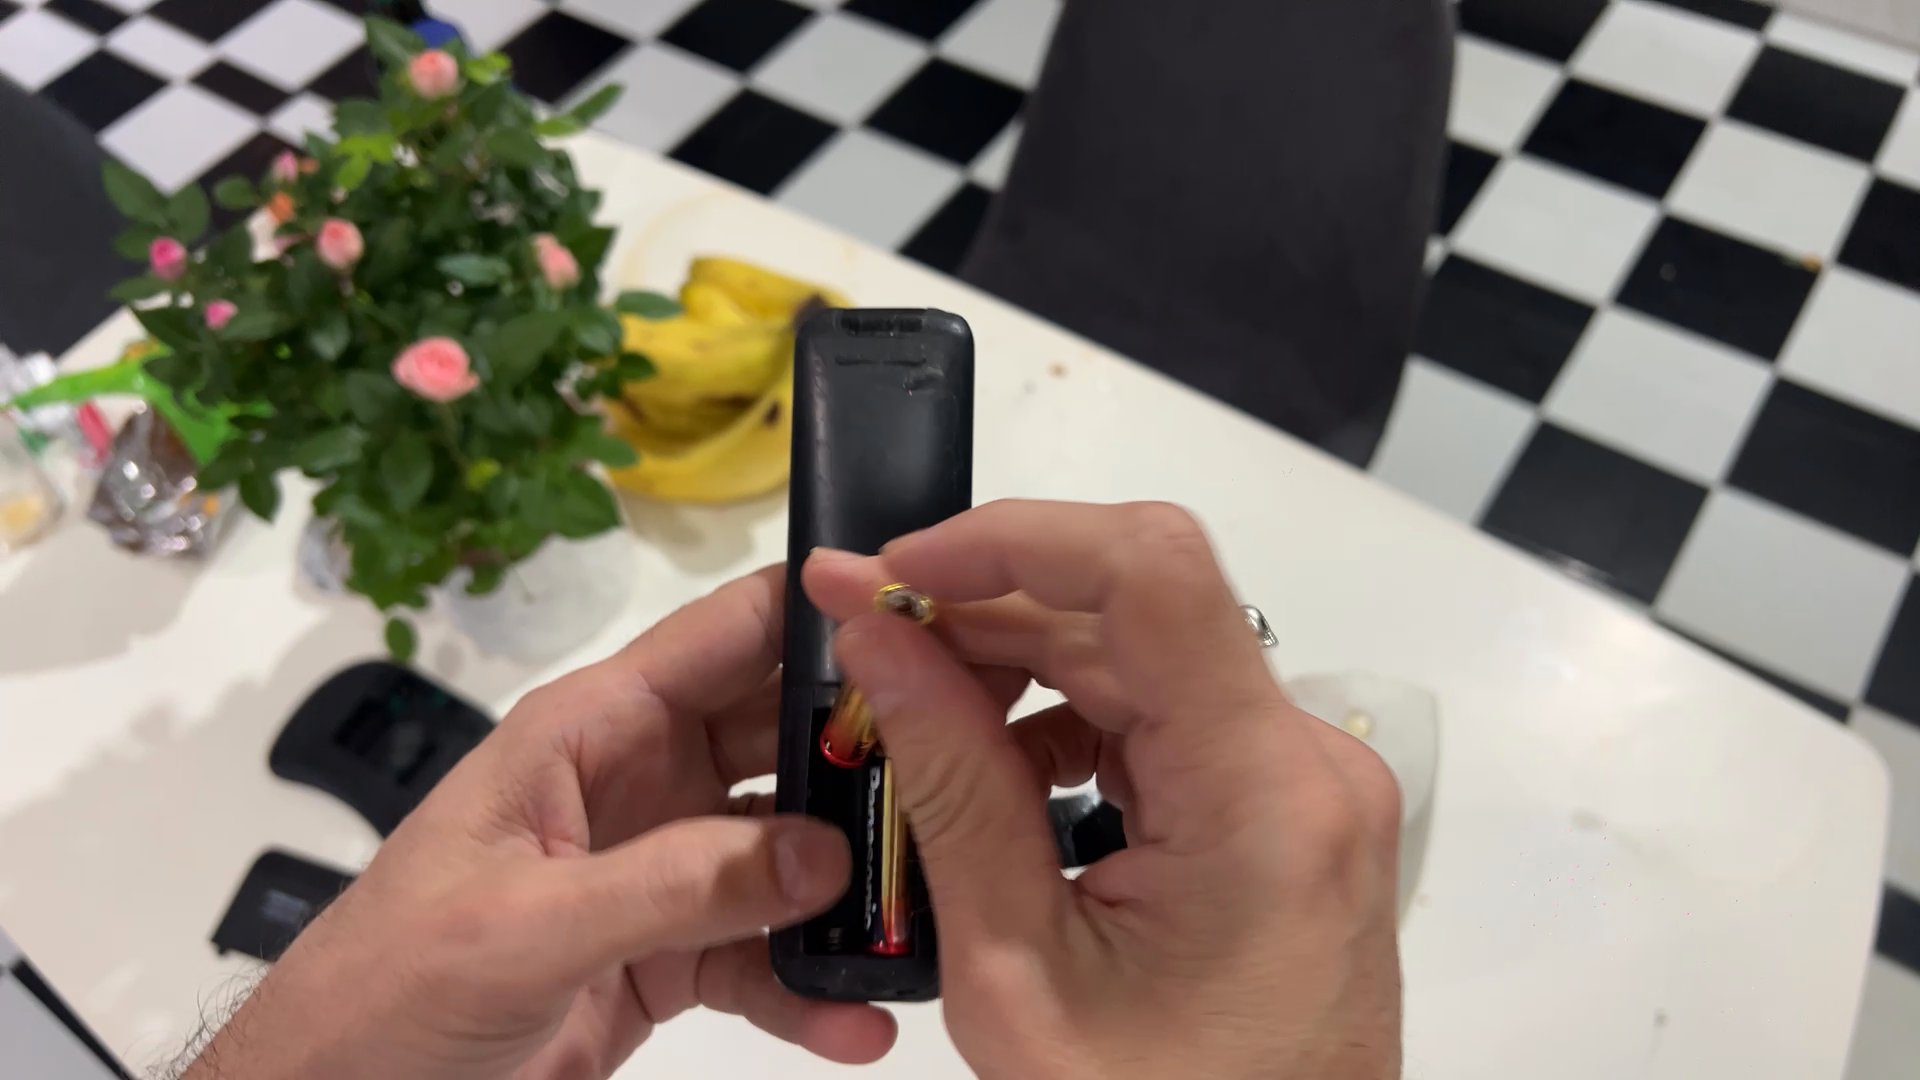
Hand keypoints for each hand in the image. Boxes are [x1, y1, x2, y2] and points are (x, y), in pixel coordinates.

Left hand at [182, 565, 895, 1079]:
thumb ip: (678, 884)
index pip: (729, 632)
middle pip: (782, 734)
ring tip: (927, 901)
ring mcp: (673, 857)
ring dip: (852, 871)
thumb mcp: (520, 932)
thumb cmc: (381, 1001)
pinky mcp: (680, 941)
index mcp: (604, 723)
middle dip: (864, 750)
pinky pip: (764, 945)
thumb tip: (827, 857)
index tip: (919, 619)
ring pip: (789, 841)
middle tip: (958, 769)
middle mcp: (652, 772)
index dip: (818, 611)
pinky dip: (808, 981)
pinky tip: (859, 1020)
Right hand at [805, 500, 1402, 1079]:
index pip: (1152, 573)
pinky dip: (1054, 707)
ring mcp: (1289, 770)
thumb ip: (948, 784)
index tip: (900, 566)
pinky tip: (986, 750)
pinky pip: (1144, 704)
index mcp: (1262, 795)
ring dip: (1010, 653)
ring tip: (910, 691)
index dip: (1017, 538)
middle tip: (866, 619)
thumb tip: (875, 638)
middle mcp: (1299, 756)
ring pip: (1129, 646)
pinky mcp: (1263, 791)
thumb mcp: (1013, 972)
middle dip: (983, 598)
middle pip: (1126, 606)